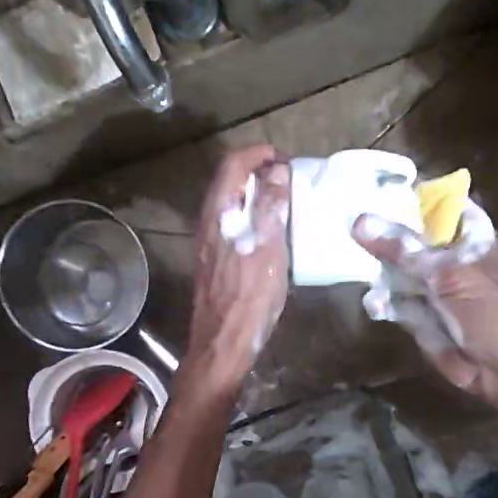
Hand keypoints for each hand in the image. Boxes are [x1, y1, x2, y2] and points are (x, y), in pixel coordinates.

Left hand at [186, 145, 290, 391]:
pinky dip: (251, 216)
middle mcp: (207, 222)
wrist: (221, 345)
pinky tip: (271, 232)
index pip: (233, 163)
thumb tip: (277, 170)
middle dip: (259, 170)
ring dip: (255, 194)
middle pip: (229, 180)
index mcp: (219, 213)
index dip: (259, 153)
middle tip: (290, 179)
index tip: (287, 160)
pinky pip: (232, 224)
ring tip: (285, 202)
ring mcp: (208, 242)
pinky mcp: (213, 260)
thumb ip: (271, 207)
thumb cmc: (249, 298)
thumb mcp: (269, 249)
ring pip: (230, 203)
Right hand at [352, 200, 497, 405]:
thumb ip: (403, 248)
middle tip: (350, 220)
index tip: (381, 185)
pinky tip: (375, 305)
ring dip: (379, 271)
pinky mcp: (420, 317)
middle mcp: (450, 259)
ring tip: (355, 263)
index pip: (445, 205)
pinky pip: (394, 303)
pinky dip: (383, 303)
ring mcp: (434, 289)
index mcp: (471, 239)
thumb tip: (359, 221)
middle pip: (413, 238)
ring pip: (398, 271)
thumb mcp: (447, 272)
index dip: (418, 194)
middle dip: (384, 233)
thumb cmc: (488, 312)